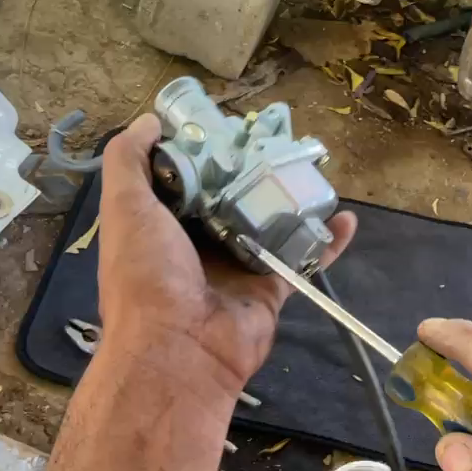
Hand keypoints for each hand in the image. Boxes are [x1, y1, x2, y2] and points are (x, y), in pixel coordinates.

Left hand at [95, 115, 356, 399]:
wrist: (178, 350)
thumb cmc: (145, 272)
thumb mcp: (124, 206)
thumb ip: (128, 160)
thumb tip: (150, 120)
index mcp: (161, 224)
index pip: (183, 179)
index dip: (201, 151)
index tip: (225, 123)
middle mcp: (198, 242)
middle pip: (230, 196)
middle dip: (252, 169)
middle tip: (279, 137)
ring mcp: (237, 265)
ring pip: (270, 223)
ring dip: (291, 198)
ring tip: (313, 166)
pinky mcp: (270, 286)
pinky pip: (302, 258)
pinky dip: (326, 241)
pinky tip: (346, 218)